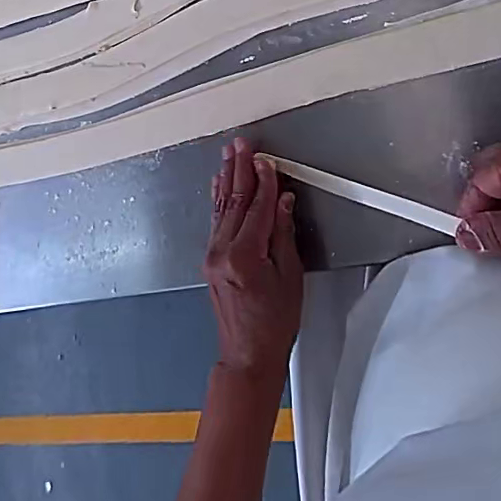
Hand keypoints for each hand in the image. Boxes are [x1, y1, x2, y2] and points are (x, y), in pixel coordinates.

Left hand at [203, 137, 302, 376]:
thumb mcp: (290, 275)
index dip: (266, 180)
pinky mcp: (210, 259)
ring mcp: (213, 255)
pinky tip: (218, 184)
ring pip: (222, 206)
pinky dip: (219, 198)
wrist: (248, 355)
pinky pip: (216, 219)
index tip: (269, 161)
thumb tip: (282, 200)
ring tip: (229, 154)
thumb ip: (283, 232)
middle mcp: (223, 252)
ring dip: (227, 177)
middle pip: (235, 200)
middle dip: (240, 168)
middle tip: (242, 145)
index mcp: (245, 256)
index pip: (258, 206)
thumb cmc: (274, 323)